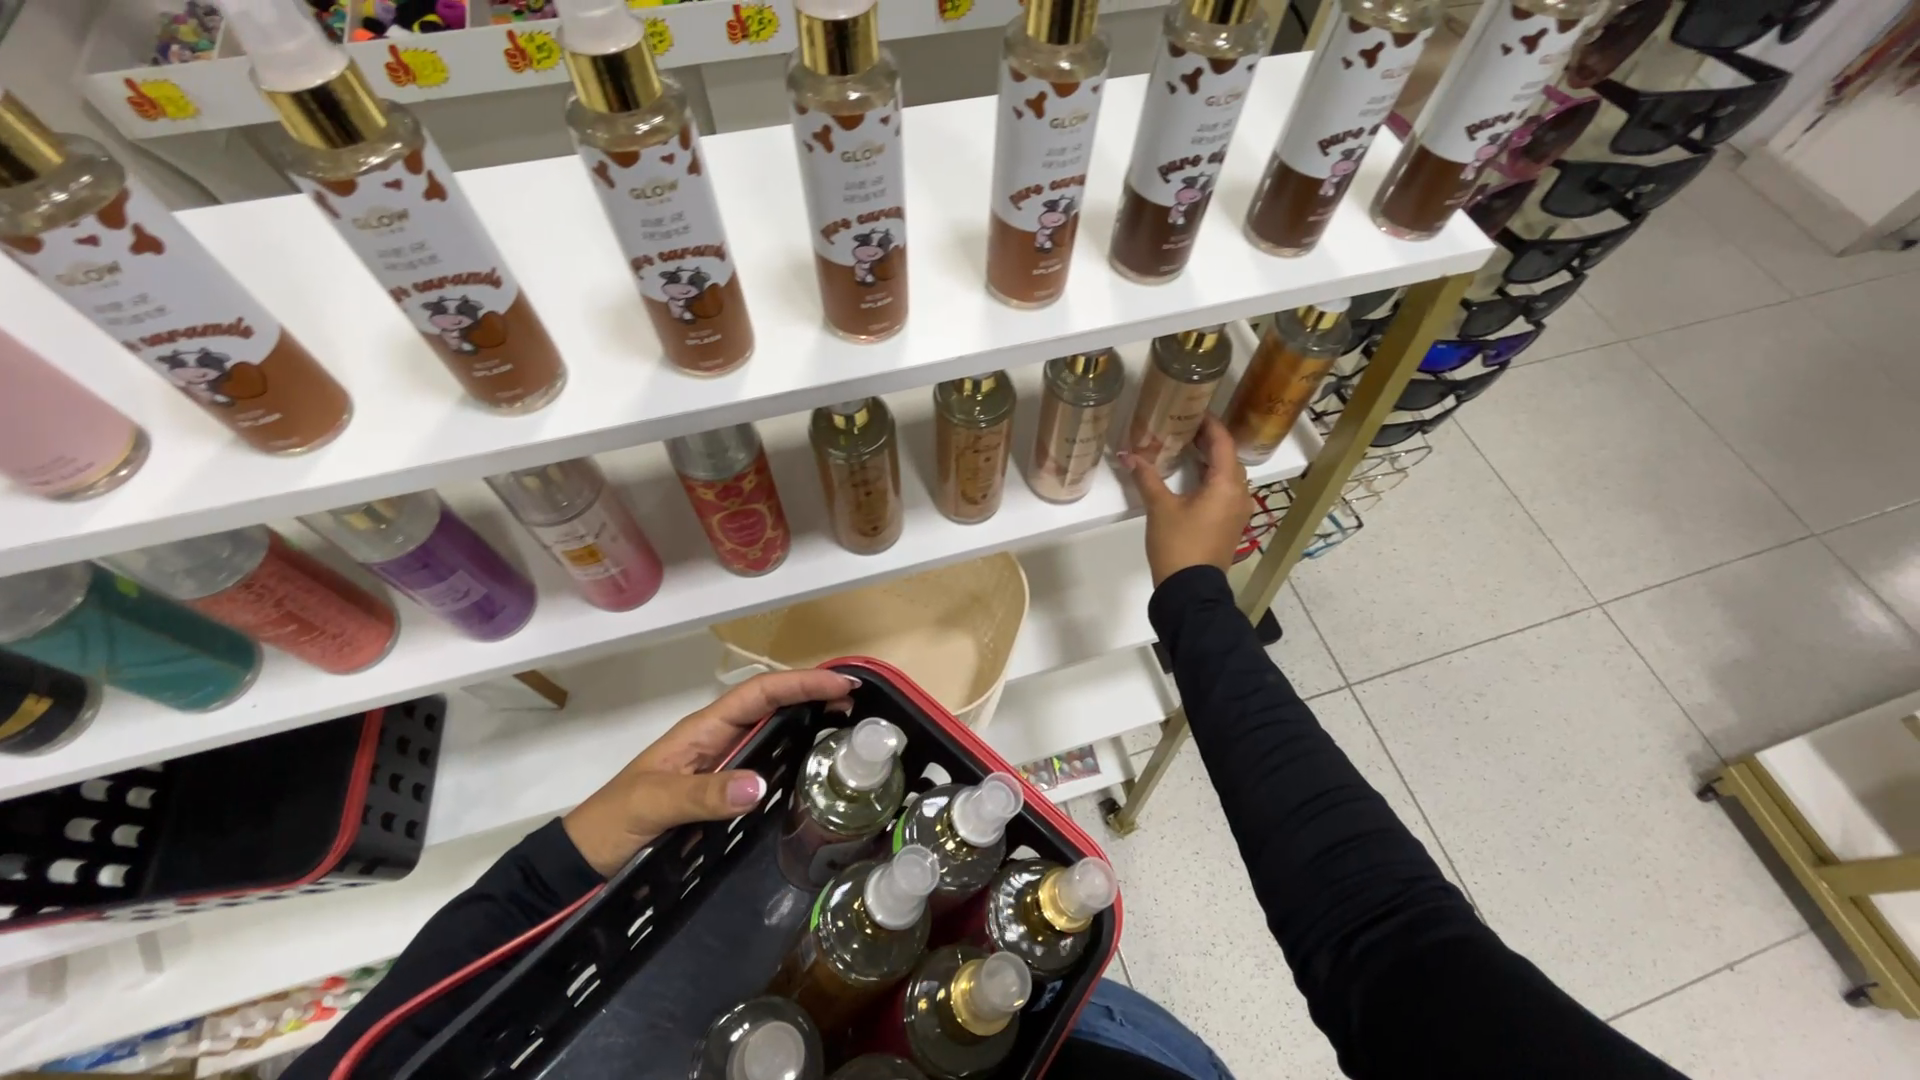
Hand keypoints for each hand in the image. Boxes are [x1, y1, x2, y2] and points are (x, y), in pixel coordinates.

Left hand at [562, 669, 858, 876]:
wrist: (586, 860)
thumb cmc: (614, 822)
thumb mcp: (655, 804)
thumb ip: (704, 795)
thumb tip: (761, 785)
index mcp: (702, 730)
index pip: (759, 694)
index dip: (800, 684)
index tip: (841, 686)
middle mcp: (716, 740)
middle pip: (772, 704)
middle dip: (813, 694)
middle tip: (856, 703)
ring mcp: (721, 765)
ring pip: (772, 730)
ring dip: (808, 720)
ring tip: (847, 726)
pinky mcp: (722, 790)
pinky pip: (765, 761)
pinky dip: (794, 753)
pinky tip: (813, 766)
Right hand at [1119, 414, 1254, 586]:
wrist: (1190, 590)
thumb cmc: (1178, 544)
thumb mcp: (1159, 508)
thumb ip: (1146, 477)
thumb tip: (1127, 455)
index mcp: (1227, 484)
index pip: (1223, 441)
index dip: (1209, 423)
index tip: (1193, 409)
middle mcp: (1240, 493)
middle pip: (1228, 456)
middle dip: (1208, 440)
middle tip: (1183, 425)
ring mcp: (1238, 510)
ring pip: (1228, 475)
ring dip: (1210, 460)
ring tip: (1185, 447)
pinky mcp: (1231, 523)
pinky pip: (1225, 491)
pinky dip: (1211, 478)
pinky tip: (1190, 477)